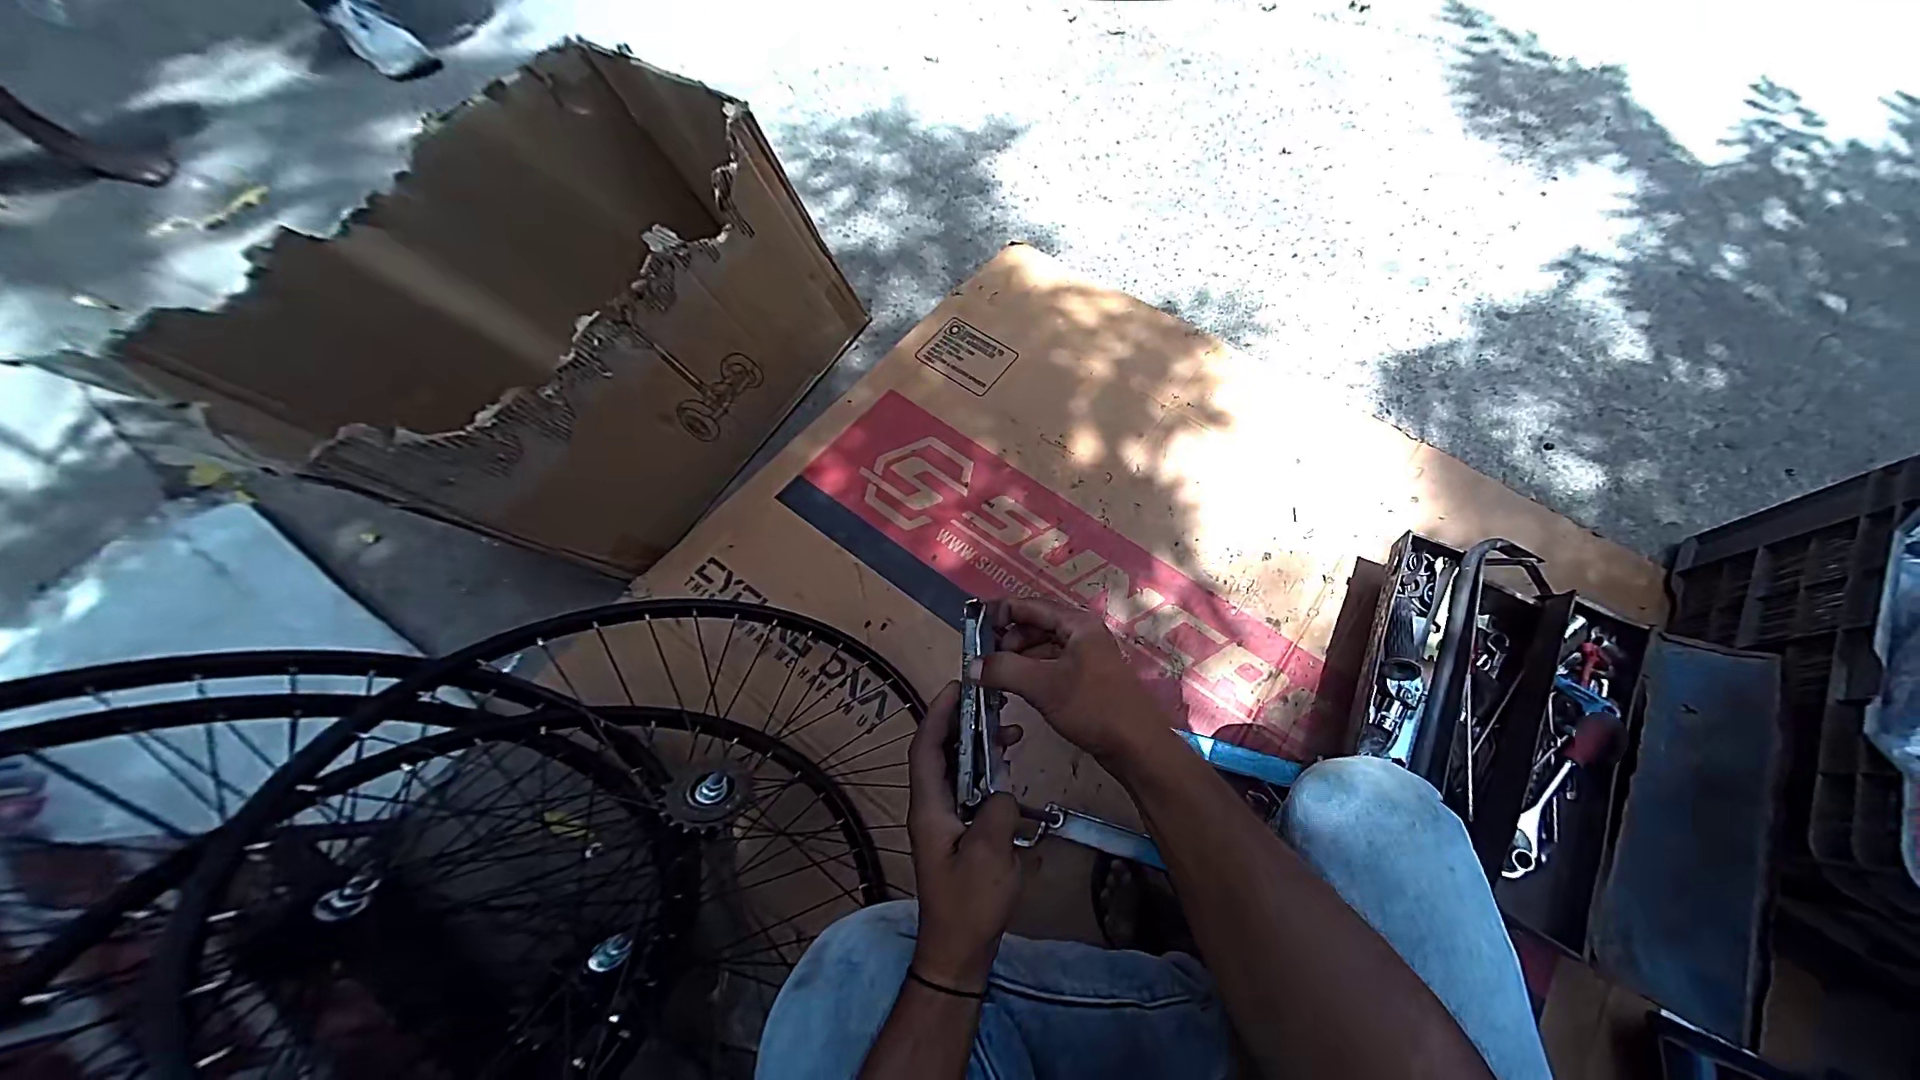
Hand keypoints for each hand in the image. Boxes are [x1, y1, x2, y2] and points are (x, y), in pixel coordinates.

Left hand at [906, 682, 1022, 992]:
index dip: (937, 714)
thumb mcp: (989, 854)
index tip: (957, 687)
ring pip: (956, 768)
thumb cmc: (969, 903)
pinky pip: (968, 787)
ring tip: (1007, 730)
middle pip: (939, 752)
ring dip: (976, 746)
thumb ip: (996, 810)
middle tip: (990, 702)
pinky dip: (985, 770)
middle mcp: (930, 806)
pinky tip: (1006, 768)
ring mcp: (943, 818)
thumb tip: (1000, 789)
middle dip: (961, 723)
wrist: (957, 950)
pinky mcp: (957, 830)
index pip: (926, 748)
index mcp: (928, 807)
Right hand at [975, 597, 1173, 766]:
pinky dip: (1028, 672)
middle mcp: (1081, 633)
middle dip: (1006, 640)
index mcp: (1076, 623)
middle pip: (1034, 626)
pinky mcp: (1084, 679)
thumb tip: (971, 665)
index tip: (973, 626)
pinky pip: (1048, 666)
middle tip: (982, 659)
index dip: (999, 612)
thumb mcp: (1043, 685)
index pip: (1029, 606)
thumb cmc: (1093, 707)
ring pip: (1040, 648)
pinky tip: (1013, 688)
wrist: (1136, 747)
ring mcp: (1084, 656)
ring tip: (993, 676)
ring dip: (1016, 658)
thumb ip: (1004, 670)